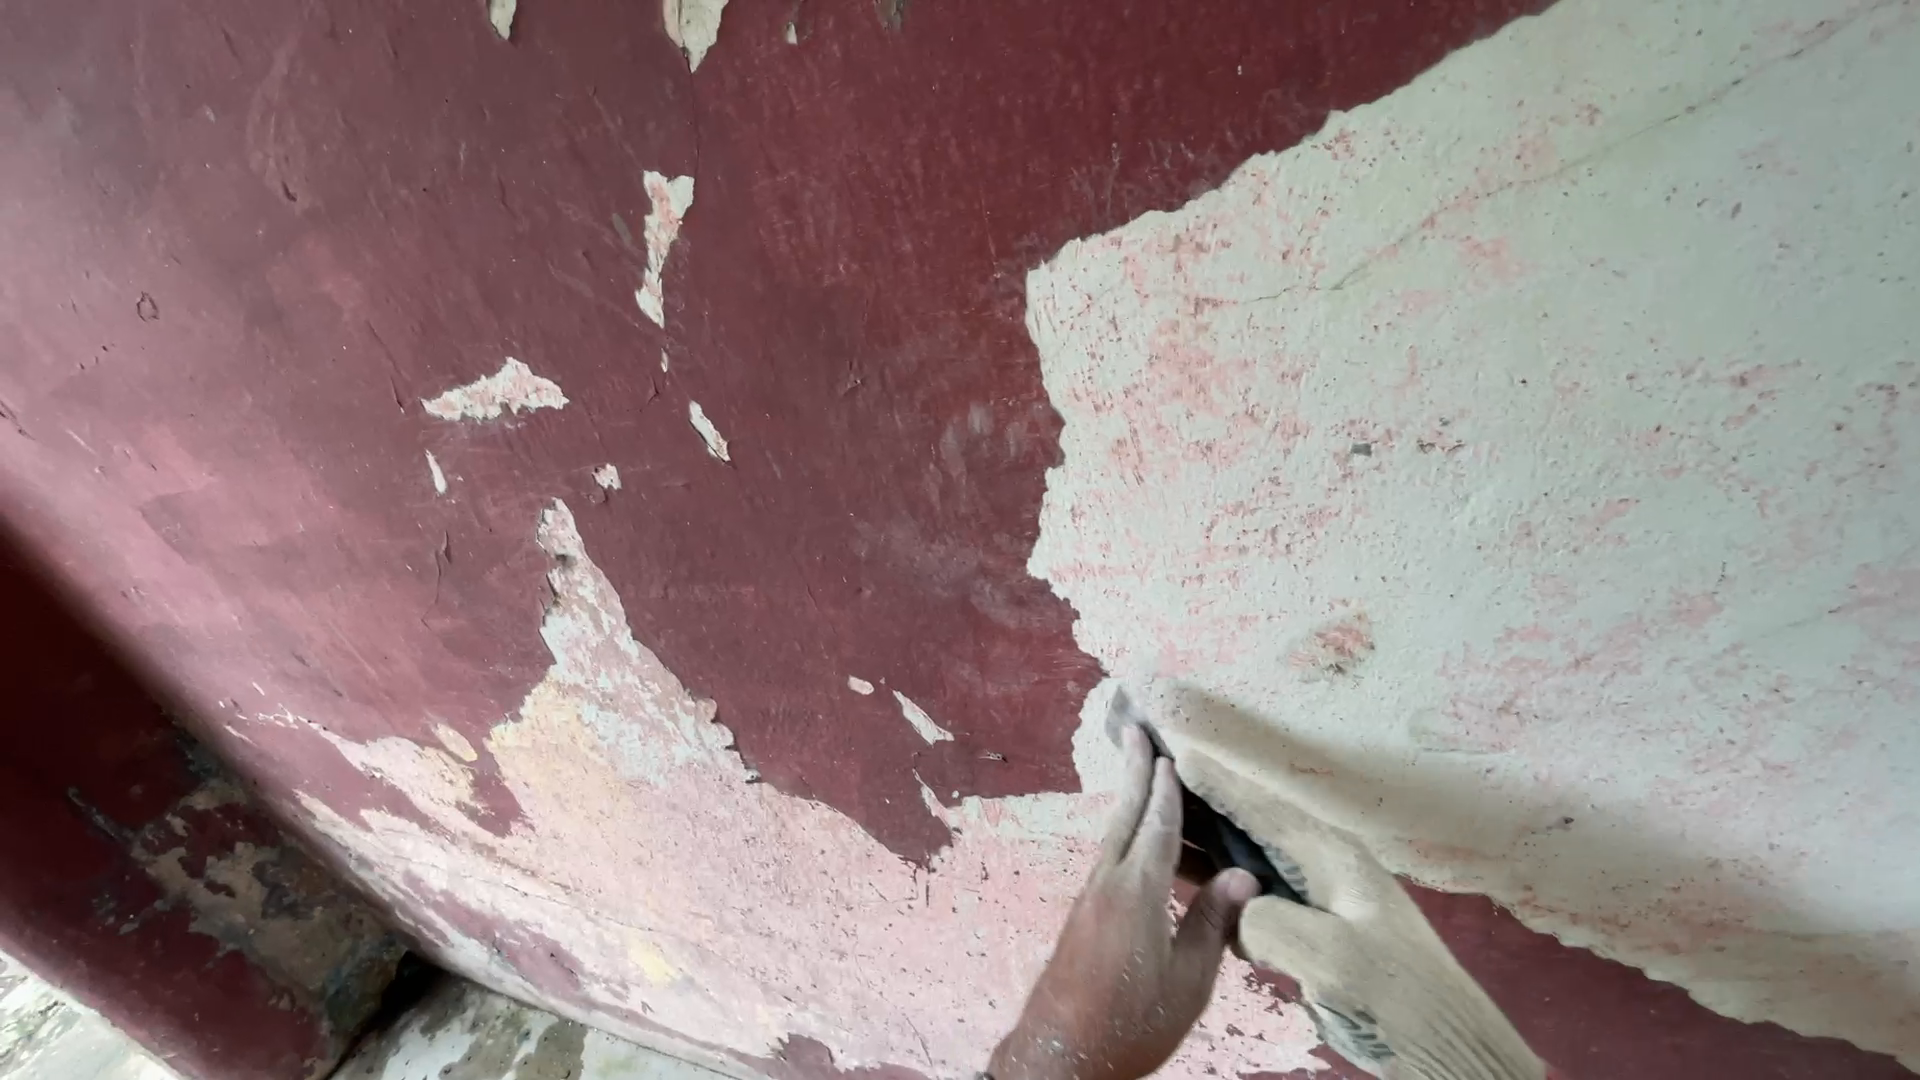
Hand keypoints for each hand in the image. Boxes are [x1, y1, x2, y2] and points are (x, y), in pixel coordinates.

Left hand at [989, 726, 1259, 1079]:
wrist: (1064, 1050)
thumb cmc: (1134, 1019)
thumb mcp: (1189, 981)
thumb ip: (1212, 923)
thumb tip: (1242, 875)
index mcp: (1137, 891)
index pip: (1158, 827)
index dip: (1167, 790)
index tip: (1170, 753)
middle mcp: (1108, 879)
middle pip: (1126, 814)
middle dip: (1134, 771)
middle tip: (1136, 731)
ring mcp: (1091, 892)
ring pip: (1114, 831)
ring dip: (1127, 796)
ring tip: (1139, 769)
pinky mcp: (1084, 908)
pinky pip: (1109, 853)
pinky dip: (1124, 827)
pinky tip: (1134, 833)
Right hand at [1174, 742, 1546, 1079]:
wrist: (1451, 1049)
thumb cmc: (1395, 996)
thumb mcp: (1329, 959)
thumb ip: (1268, 923)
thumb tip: (1233, 912)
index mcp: (1326, 854)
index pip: (1257, 807)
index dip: (1214, 783)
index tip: (1173, 756)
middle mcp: (1319, 860)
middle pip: (1248, 818)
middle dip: (1202, 797)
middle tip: (1155, 775)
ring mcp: (1316, 889)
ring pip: (1247, 850)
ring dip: (1205, 834)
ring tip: (1158, 818)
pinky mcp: (1311, 919)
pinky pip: (1252, 883)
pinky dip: (1218, 871)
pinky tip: (1188, 873)